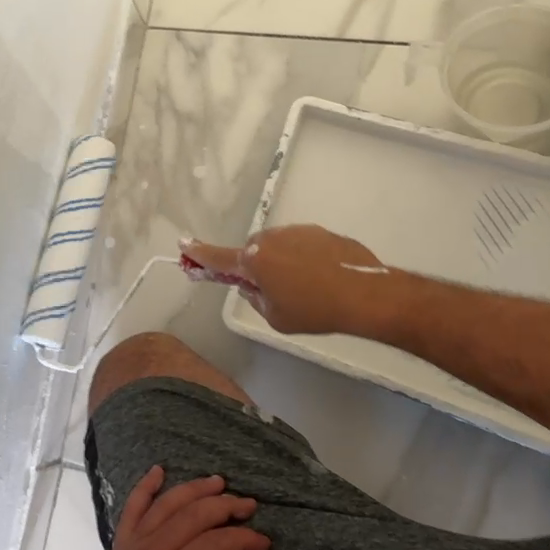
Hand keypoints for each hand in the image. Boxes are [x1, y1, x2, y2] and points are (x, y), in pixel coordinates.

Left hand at [78, 466, 269, 549]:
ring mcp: (132, 549)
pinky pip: (131, 508)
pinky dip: (144, 487)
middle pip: (191, 516)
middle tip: (250, 505)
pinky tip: (158, 471)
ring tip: (220, 482)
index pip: (212, 545)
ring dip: (193, 489)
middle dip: (224, 506)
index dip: (242, 539)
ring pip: (165, 505)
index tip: (264, 542)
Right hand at [180, 225, 391, 335]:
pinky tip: (325, 278)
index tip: (184, 246)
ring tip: (308, 288)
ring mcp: (297, 231)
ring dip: (283, 261)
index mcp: (254, 260)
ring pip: (279, 246)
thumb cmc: (315, 311)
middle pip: (253, 250)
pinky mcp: (320, 231)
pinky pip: (302, 244)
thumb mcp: (276, 318)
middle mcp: (270, 238)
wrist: (365, 294)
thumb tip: (253, 287)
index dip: (199, 254)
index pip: (218, 257)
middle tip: (275, 290)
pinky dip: (306, 258)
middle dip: (258, 265)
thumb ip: (256, 300)